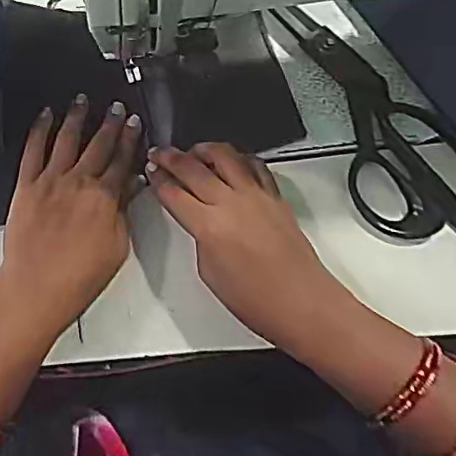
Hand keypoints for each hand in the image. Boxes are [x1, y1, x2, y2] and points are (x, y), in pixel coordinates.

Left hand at [0, 95, 143, 342]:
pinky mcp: (27, 185)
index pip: (122, 160)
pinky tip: (45, 117)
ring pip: (67, 139)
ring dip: (77, 117)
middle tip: (117, 107)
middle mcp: (78, 183)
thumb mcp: (116, 246)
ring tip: (83, 101)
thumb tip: (129, 188)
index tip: (135, 125)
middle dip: (110, 123)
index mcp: (104, 198)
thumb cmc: (78, 276)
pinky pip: (34, 150)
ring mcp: (50, 180)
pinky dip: (40, 130)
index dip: (131, 140)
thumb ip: (122, 211)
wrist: (38, 287)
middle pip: (99, 144)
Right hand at [148, 143, 350, 353]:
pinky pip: (255, 166)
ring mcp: (256, 197)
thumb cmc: (261, 301)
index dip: (157, 179)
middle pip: (192, 167)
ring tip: (194, 151)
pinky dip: (239, 158)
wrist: (304, 306)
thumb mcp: (209, 273)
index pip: (173, 192)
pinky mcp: (275, 198)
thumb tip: (196, 220)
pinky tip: (233, 162)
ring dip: (204, 149)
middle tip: (160, 154)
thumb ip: (199, 237)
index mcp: (209, 226)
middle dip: (170, 157)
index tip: (151, 172)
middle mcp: (232, 204)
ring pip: (225, 155)